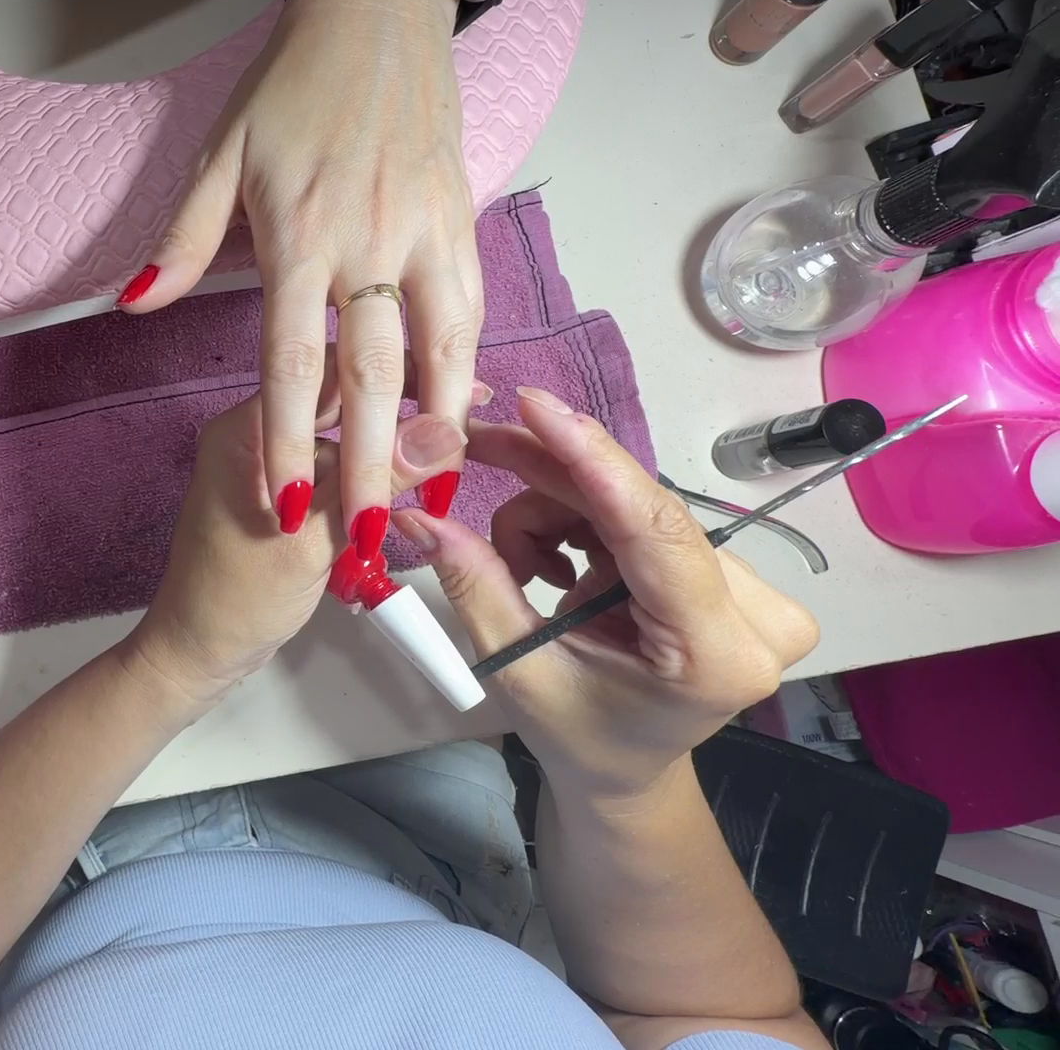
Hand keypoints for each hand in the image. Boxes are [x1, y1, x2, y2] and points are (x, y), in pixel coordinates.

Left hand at [121, 0, 479, 556]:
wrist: (377, 11)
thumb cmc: (290, 89)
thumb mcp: (218, 156)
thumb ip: (181, 241)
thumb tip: (134, 303)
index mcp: (301, 239)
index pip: (292, 366)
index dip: (288, 443)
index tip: (287, 508)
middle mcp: (369, 245)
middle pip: (371, 379)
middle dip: (370, 467)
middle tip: (368, 540)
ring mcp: (426, 234)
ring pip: (441, 352)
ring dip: (436, 436)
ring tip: (428, 501)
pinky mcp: (462, 221)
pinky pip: (471, 310)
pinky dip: (468, 371)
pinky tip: (460, 419)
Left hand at [126, 375, 465, 707]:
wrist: (197, 650)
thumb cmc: (238, 598)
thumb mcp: (311, 542)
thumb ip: (376, 482)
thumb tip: (446, 429)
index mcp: (244, 428)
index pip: (325, 375)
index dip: (394, 374)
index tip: (462, 385)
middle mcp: (254, 434)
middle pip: (338, 409)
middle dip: (397, 423)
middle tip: (466, 430)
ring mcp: (267, 466)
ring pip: (341, 443)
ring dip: (384, 458)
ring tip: (442, 471)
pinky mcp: (280, 496)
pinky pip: (331, 475)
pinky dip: (364, 485)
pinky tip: (404, 497)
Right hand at [390, 388, 820, 799]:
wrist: (626, 766)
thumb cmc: (574, 733)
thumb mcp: (513, 663)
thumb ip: (473, 582)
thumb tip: (416, 515)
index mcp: (711, 653)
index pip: (656, 533)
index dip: (592, 460)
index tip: (535, 407)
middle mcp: (756, 613)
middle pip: (632, 507)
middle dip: (545, 485)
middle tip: (473, 450)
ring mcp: (753, 589)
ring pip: (625, 504)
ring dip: (554, 517)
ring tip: (520, 570)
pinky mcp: (730, 573)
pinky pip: (635, 514)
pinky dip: (578, 525)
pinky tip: (555, 568)